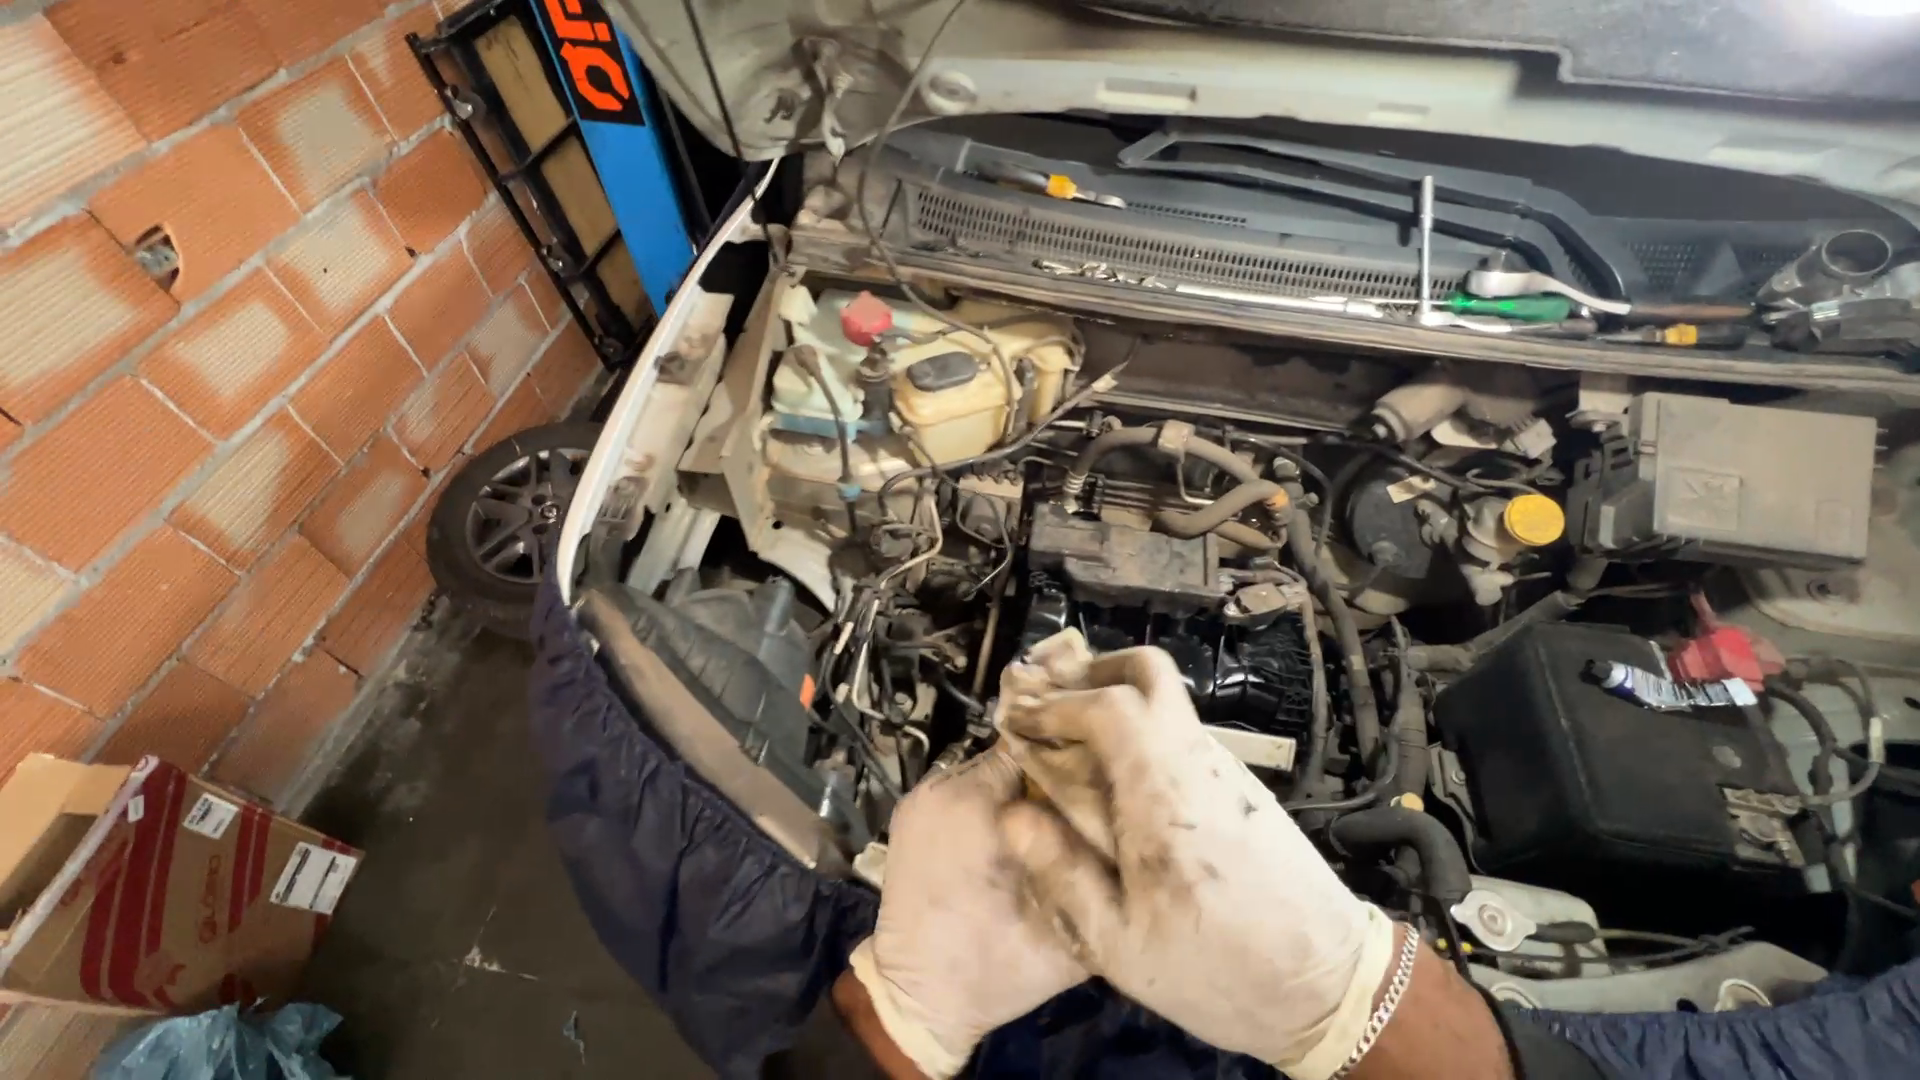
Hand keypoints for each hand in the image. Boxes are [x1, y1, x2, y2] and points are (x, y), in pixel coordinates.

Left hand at [848, 748, 1087, 1078]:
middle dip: (1043, 776)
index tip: (1096, 784)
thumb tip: (1126, 832)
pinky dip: (982, 800)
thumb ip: (1096, 876)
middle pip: (1012, 757)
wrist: (919, 994)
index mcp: (985, 807)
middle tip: (1072, 803)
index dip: (1071, 765)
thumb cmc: (999, 967)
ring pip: (985, 768)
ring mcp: (925, 795)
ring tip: (1038, 817)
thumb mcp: (1070, 934)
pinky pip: (959, 786)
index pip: (1041, 753)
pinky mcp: (910, 808)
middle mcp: (950, 788)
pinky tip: (1000, 828)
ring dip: (1011, 788)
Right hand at [995, 635, 1399, 1079]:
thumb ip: (1062, 873)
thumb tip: (1013, 813)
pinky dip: (1136, 725)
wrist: (1332, 985)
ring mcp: (1222, 768)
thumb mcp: (1121, 946)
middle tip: (1050, 704)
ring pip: (1165, 697)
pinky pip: (1177, 729)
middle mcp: (1196, 762)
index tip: (1019, 720)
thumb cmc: (1219, 970)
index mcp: (1165, 796)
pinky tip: (1114, 773)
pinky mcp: (1235, 783)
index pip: (1112, 705)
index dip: (1057, 703)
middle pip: (1149, 672)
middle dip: (1091, 673)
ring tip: (1072, 738)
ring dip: (1113, 697)